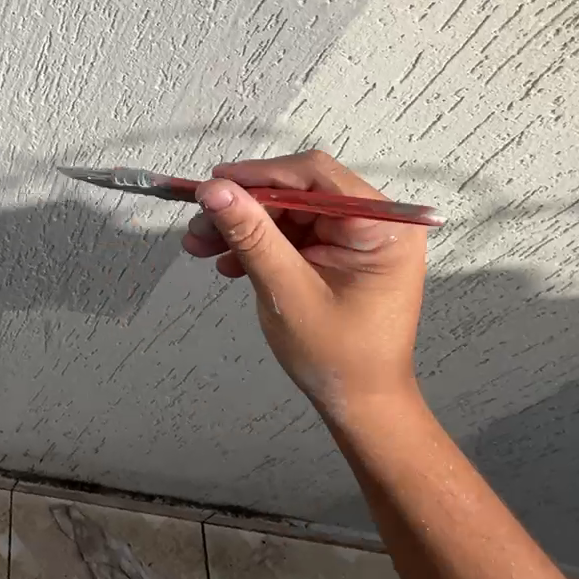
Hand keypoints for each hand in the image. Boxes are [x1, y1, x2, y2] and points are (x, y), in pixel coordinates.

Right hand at [182, 150, 425, 417]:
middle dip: (243, 206)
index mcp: (380, 227)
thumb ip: (251, 234)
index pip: (315, 176)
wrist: (359, 404)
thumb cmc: (336, 353)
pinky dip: (252, 243)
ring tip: (198, 244)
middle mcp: (370, 223)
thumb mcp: (287, 290)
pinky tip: (225, 262)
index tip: (213, 185)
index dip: (260, 175)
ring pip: (282, 211)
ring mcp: (350, 238)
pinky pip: (285, 232)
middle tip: (198, 222)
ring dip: (239, 225)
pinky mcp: (332, 252)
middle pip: (294, 191)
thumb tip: (212, 188)